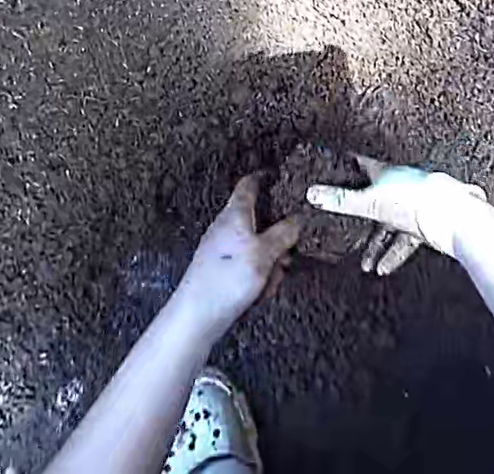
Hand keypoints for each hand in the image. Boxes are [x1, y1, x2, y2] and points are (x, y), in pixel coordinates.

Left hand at [175, 174, 300, 334]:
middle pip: (258, 220)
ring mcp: (222, 248)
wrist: (195, 317)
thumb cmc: (225, 281)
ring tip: (270, 281)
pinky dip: (257, 276)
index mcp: (235, 214)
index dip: (263, 178)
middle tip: (286, 255)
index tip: (276, 176)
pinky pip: (247, 265)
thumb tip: (297, 219)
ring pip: (255, 246)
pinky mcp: (220, 270)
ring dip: (269, 261)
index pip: (249, 185)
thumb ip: (283, 234)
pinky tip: (259, 294)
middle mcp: (226, 226)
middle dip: (277, 238)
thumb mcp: (264, 253)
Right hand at [305, 156, 488, 275]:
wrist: (453, 217)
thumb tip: (312, 192)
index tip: (337, 170)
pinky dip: (394, 254)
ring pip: (390, 225)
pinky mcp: (426, 224)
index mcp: (387, 173)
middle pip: (375, 200)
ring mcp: (414, 205)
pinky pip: (405, 241)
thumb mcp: (370, 202)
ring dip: (378, 244)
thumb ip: (341, 200)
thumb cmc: (416, 199)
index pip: (362, 166)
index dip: (348, 169)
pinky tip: (384, 267)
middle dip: (362, 218)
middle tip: (347, 231)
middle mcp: (401, 186)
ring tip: (366, 265)